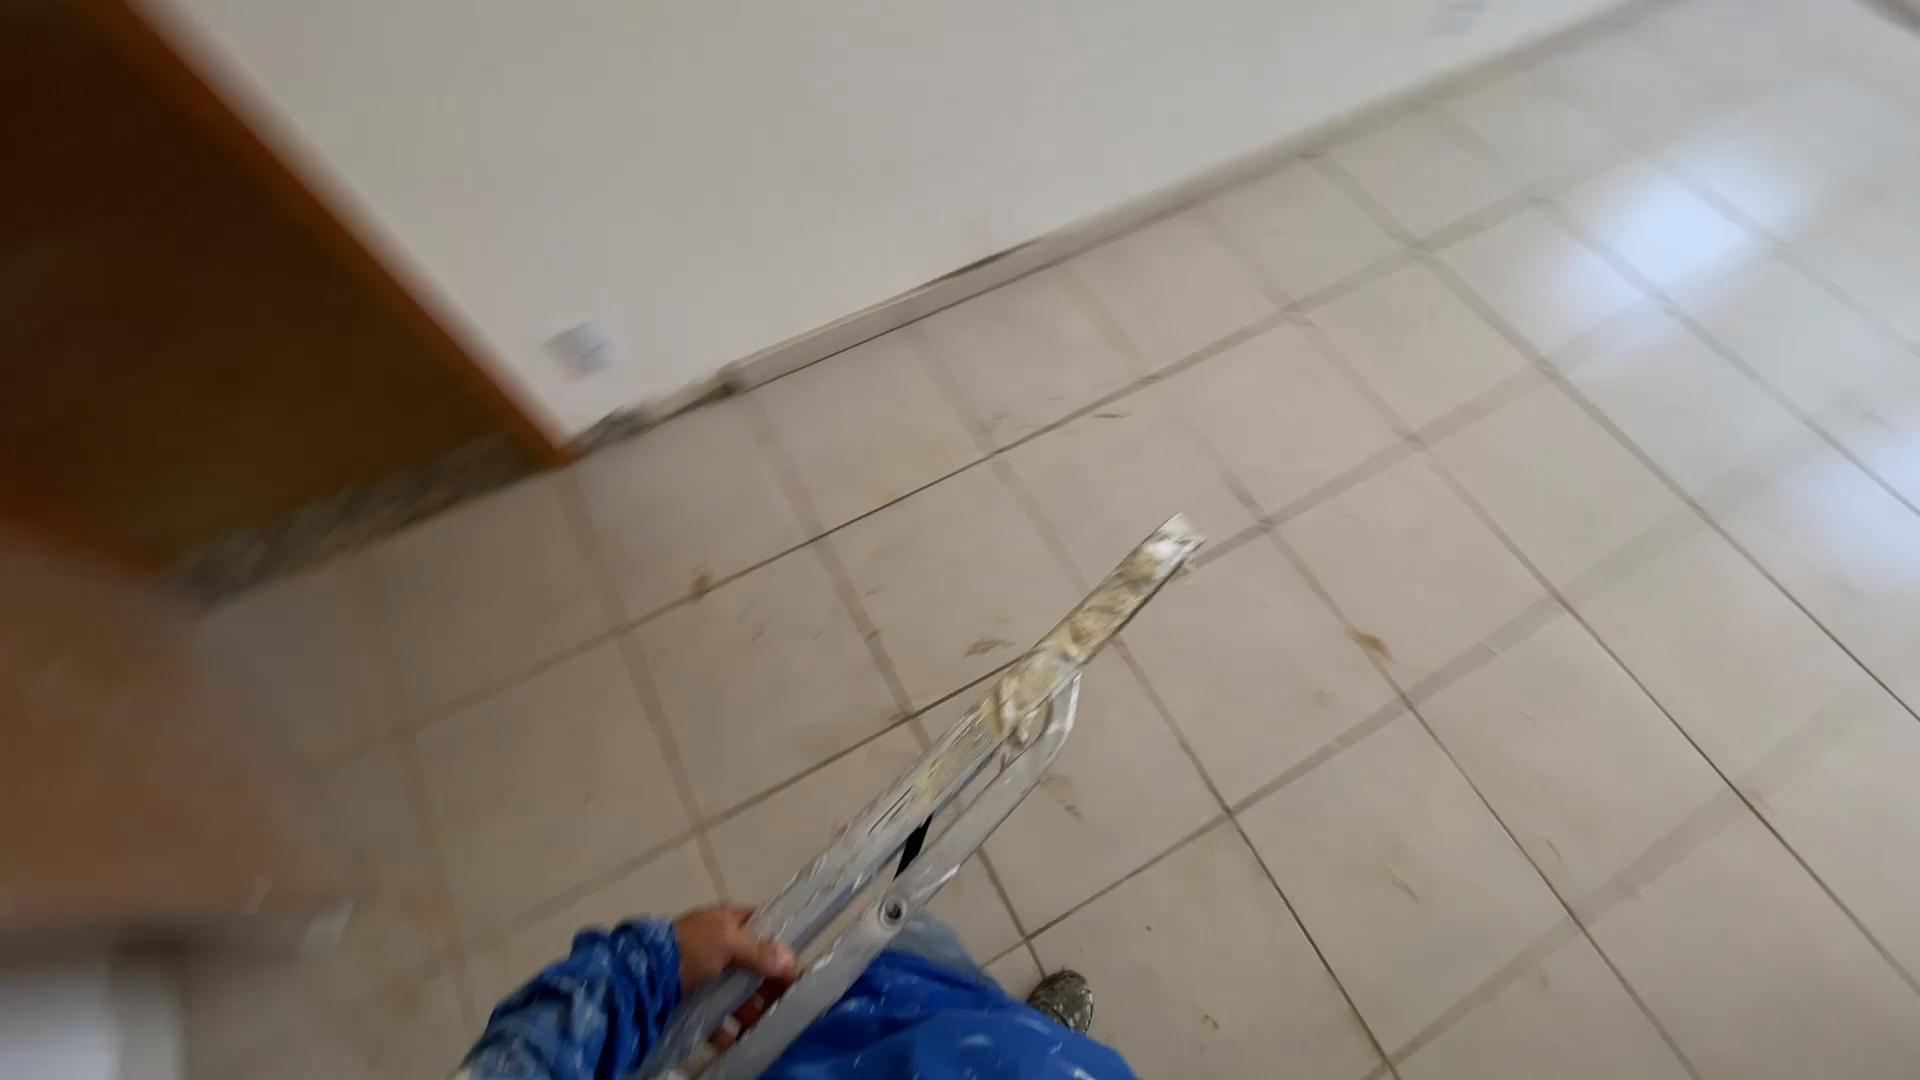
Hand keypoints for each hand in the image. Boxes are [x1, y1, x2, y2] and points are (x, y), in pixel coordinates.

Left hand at [673, 905, 796, 1049]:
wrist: (642, 976)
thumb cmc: (691, 948)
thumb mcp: (728, 943)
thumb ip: (760, 952)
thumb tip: (792, 960)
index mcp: (729, 921)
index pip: (764, 929)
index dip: (781, 948)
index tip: (795, 971)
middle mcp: (721, 945)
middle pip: (753, 966)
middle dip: (768, 986)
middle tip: (781, 1005)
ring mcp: (706, 973)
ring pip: (736, 992)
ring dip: (749, 1010)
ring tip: (758, 1027)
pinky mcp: (693, 999)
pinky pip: (716, 1014)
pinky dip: (725, 1027)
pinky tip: (732, 1040)